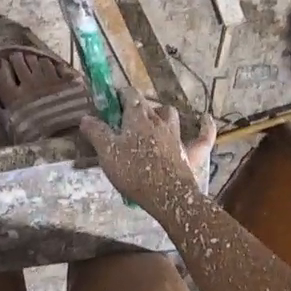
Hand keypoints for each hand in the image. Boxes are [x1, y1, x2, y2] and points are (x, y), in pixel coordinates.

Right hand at [79, 89, 216, 213]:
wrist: (166, 196)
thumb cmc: (133, 172)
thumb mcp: (106, 152)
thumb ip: (96, 132)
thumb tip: (85, 117)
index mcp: (137, 118)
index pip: (130, 95)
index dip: (121, 94)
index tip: (112, 99)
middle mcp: (158, 122)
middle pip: (148, 106)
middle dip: (138, 107)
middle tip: (126, 118)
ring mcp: (176, 137)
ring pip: (171, 115)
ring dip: (162, 114)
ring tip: (154, 119)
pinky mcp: (191, 152)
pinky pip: (203, 136)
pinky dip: (205, 127)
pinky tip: (206, 119)